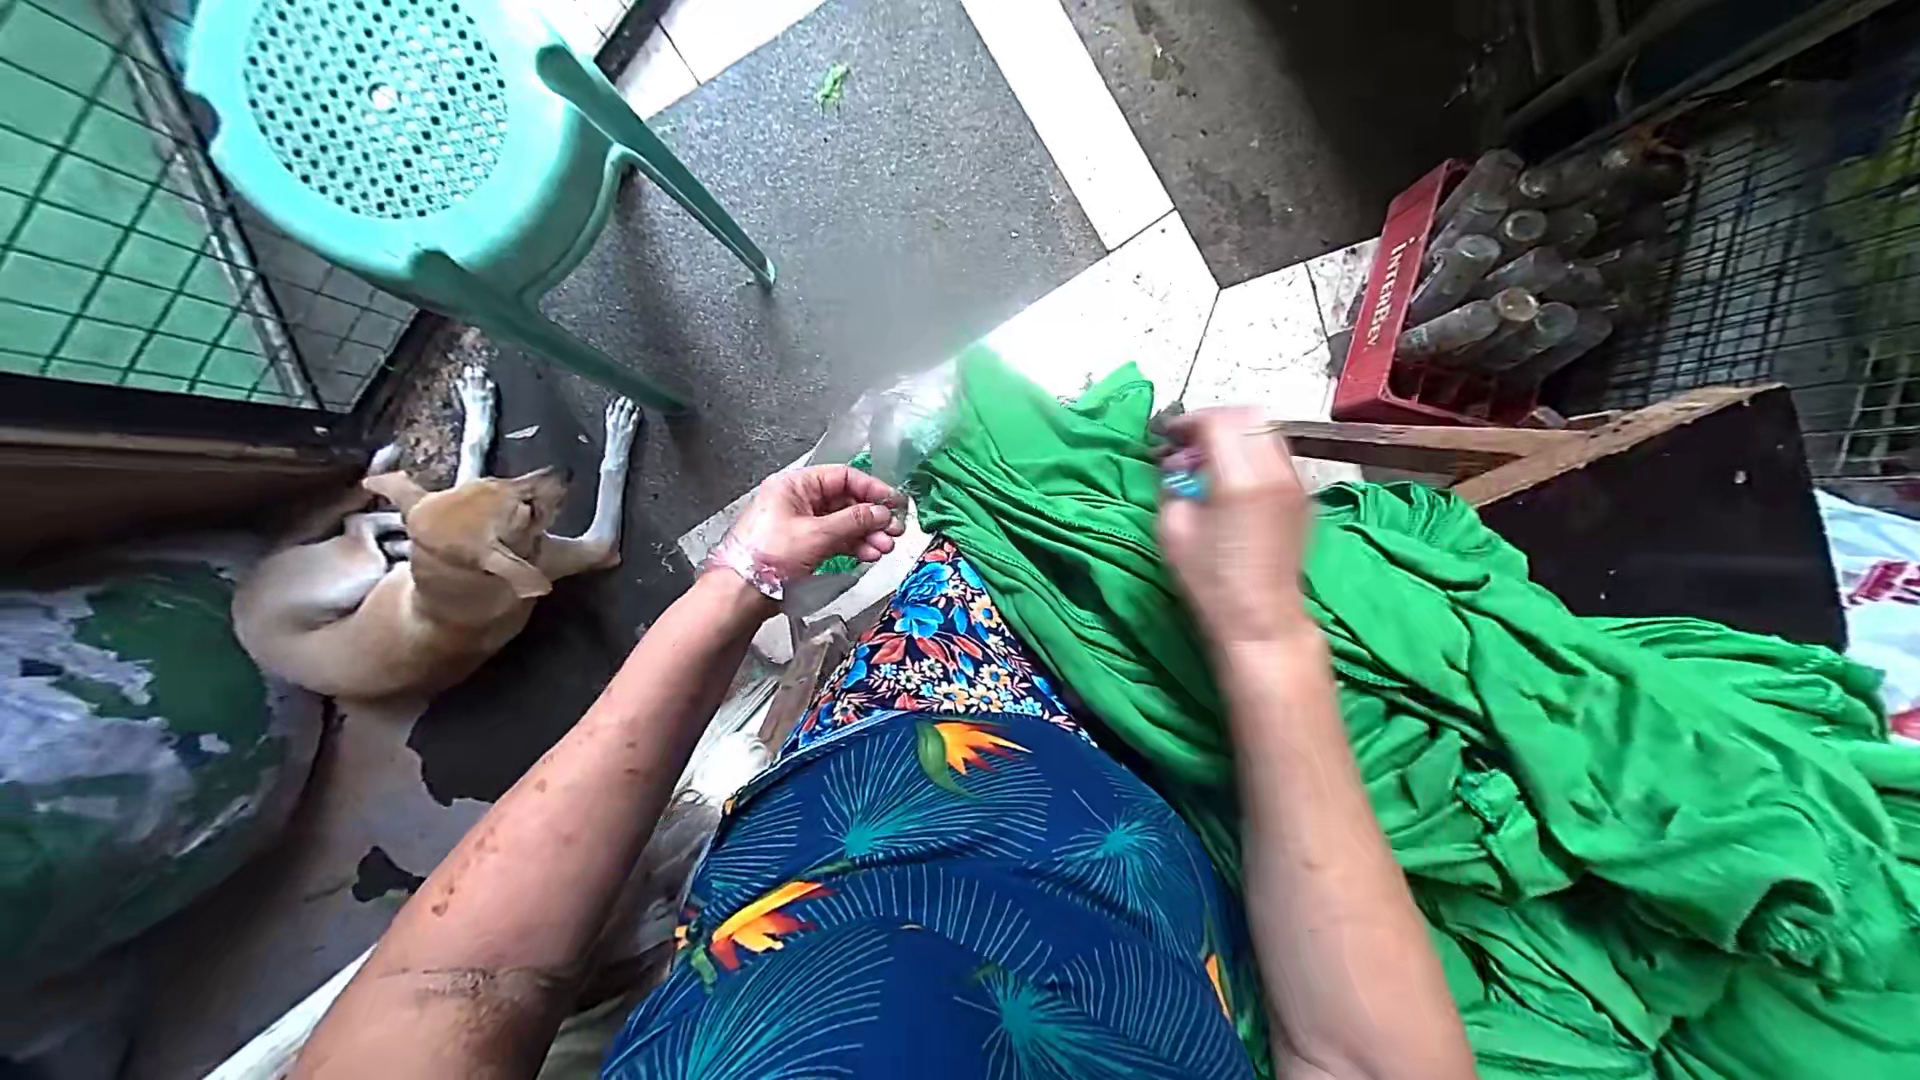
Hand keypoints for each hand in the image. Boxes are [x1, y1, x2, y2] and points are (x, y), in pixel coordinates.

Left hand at [703, 465, 907, 597]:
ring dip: (867, 534)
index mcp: (795, 485)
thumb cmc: (768, 557)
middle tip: (894, 530)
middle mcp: (798, 500)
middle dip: (872, 517)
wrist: (741, 593)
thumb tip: (882, 512)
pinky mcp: (803, 545)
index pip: (842, 477)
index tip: (892, 503)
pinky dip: (853, 546)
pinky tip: (869, 555)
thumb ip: (854, 521)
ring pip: (843, 523)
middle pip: (846, 501)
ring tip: (885, 548)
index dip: (871, 488)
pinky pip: (835, 539)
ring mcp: (801, 524)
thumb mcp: (817, 534)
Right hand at [1156, 408, 1315, 645]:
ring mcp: (1294, 483)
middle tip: (1187, 442)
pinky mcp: (1301, 495)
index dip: (1187, 422)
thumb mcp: (1172, 529)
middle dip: (1212, 420)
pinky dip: (1250, 450)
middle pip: (1247, 416)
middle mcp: (1274, 472)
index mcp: (1239, 480)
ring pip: (1266, 430)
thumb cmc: (1210, 581)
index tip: (1168, 435)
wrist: (1260, 618)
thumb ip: (1173, 484)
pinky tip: (1231, 476)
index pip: (1217, 421)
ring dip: (1234, 433)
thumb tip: (1178, 463)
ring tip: (1208, 458)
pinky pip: (1275, 452)